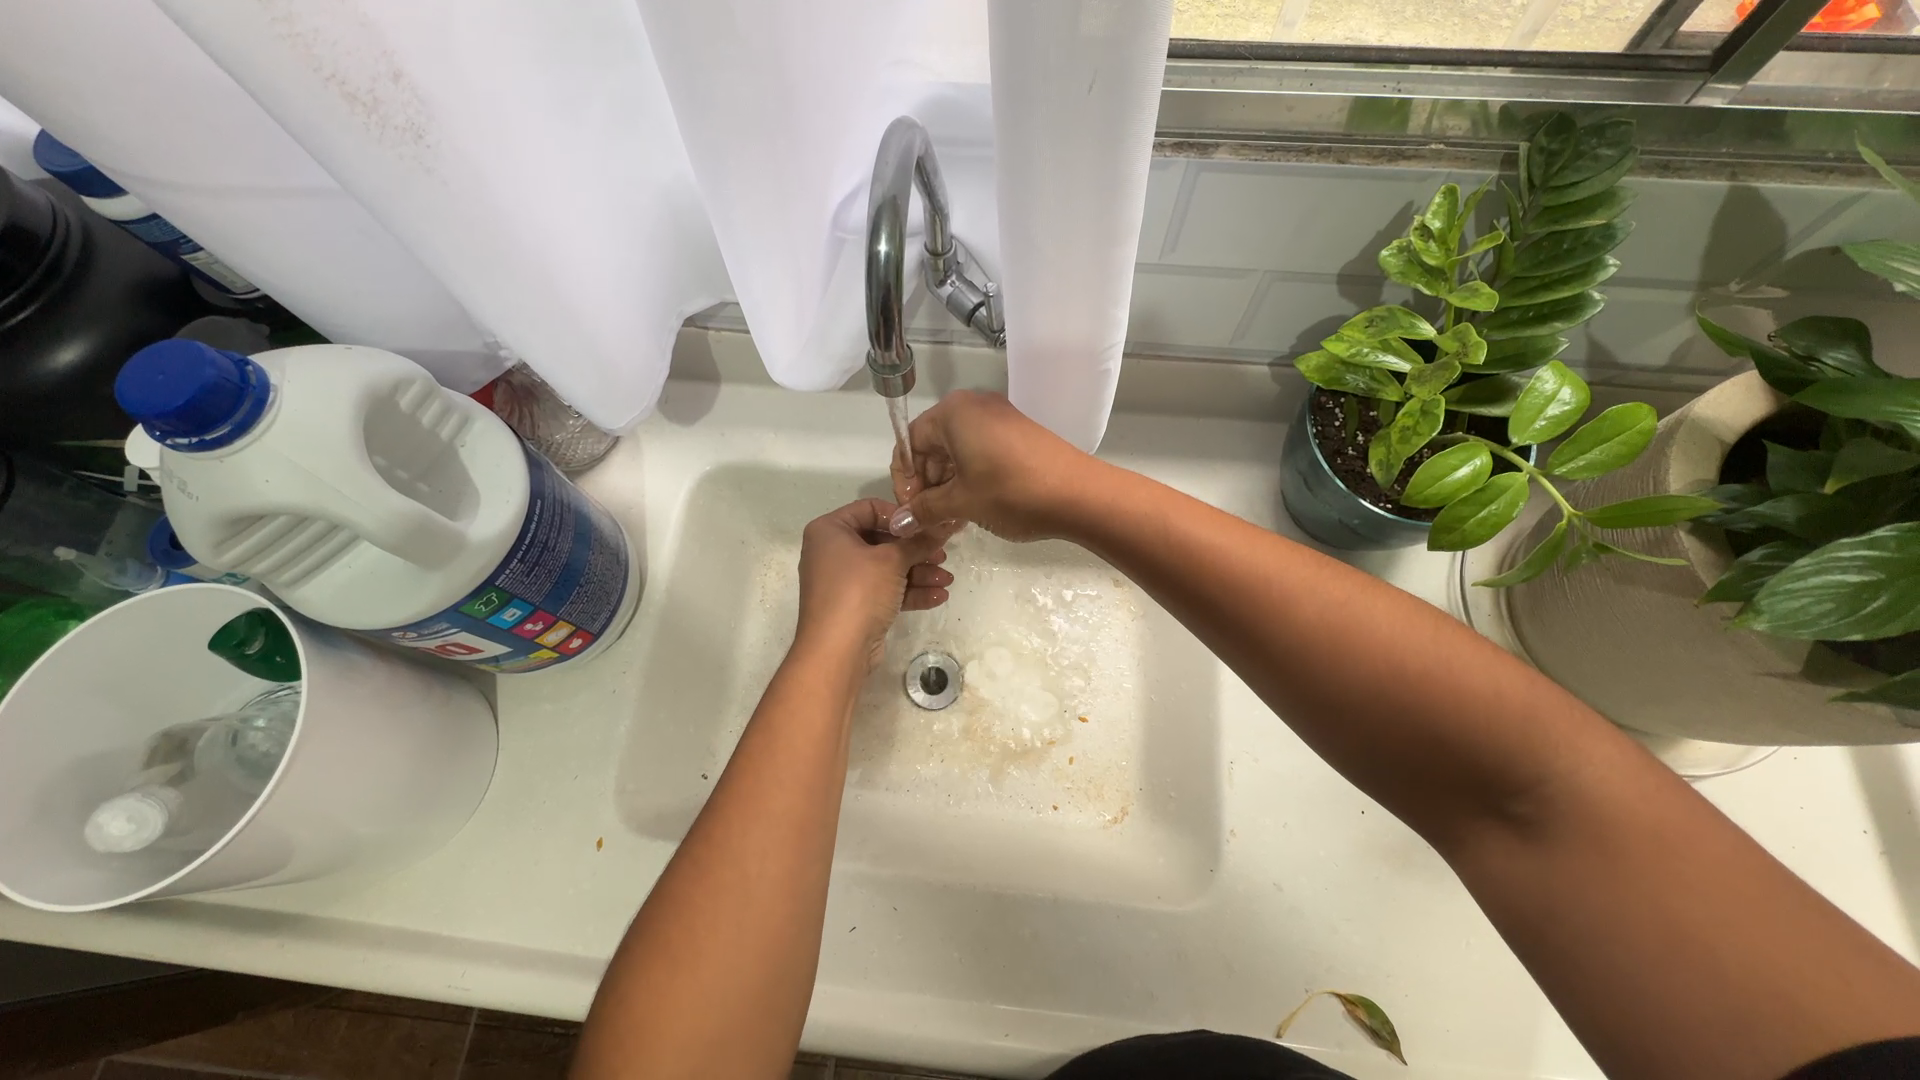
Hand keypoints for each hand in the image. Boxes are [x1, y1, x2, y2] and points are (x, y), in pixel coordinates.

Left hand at [796, 498, 950, 667]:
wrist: (837, 651)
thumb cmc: (858, 591)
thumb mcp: (892, 560)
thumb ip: (919, 541)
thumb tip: (945, 524)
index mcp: (830, 530)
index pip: (870, 508)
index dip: (901, 516)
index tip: (927, 526)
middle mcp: (833, 552)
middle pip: (881, 541)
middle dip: (915, 550)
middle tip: (942, 555)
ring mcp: (844, 581)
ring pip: (886, 569)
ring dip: (918, 573)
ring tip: (947, 580)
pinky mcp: (856, 606)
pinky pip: (885, 591)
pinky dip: (909, 592)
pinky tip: (938, 597)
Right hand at [889, 391, 1099, 542]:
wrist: (1080, 494)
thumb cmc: (1012, 493)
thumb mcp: (962, 503)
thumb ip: (925, 509)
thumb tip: (898, 523)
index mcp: (953, 413)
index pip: (910, 443)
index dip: (905, 479)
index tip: (911, 511)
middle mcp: (974, 406)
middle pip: (933, 445)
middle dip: (928, 484)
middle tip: (931, 520)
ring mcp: (1000, 417)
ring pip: (958, 451)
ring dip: (949, 485)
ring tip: (952, 520)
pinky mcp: (1018, 433)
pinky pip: (981, 451)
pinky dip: (971, 477)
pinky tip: (974, 507)